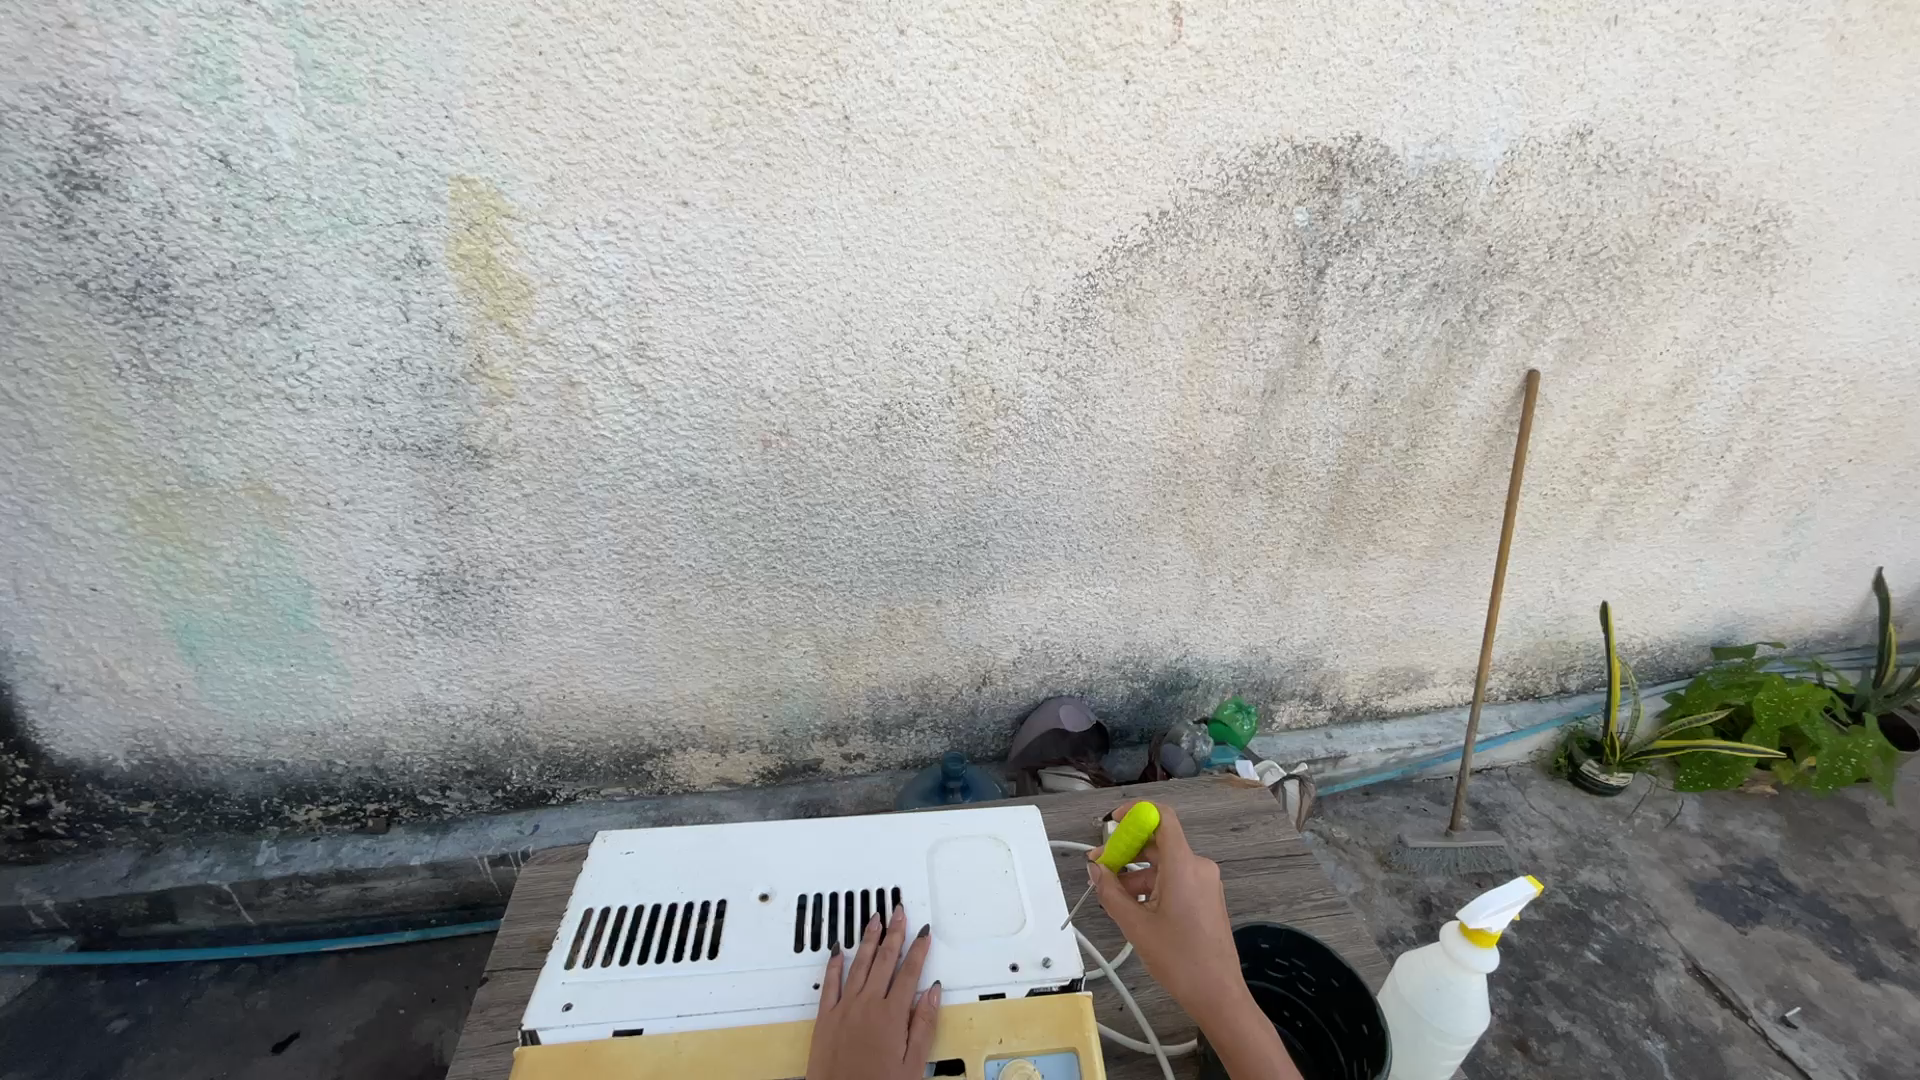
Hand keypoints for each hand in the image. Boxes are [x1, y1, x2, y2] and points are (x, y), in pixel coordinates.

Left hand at [805, 904, 941, 1079]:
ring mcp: (844, 1008)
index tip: (923, 933)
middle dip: (895, 933)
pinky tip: (839, 949)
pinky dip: (835, 964)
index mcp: (891, 1015)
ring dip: (869, 939)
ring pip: (859, 964)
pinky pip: (830, 983)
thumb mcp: (913, 1065)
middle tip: (899, 912)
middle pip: (885, 960)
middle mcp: (867, 1005)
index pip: (909, 972)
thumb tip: (934, 991)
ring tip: (875, 919)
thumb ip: (924, 1024)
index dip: (918, 949)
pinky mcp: (825, 1018)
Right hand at [1088, 802, 1302, 1079]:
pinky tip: (1135, 906)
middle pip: (1158, 842)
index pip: (1162, 816)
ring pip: (1165, 863)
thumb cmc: (1178, 959)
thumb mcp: (1135, 925)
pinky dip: (1153, 885)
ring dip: (1137, 873)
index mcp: (1183, 865)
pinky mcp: (1207, 898)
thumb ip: (1110, 891)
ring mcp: (1205, 882)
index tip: (1113, 823)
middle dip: (1127, 850)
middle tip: (1101, 866)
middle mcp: (1198, 866)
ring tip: (1114, 895)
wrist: (1219, 996)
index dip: (1136, 812)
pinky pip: (1176, 878)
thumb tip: (1095, 868)